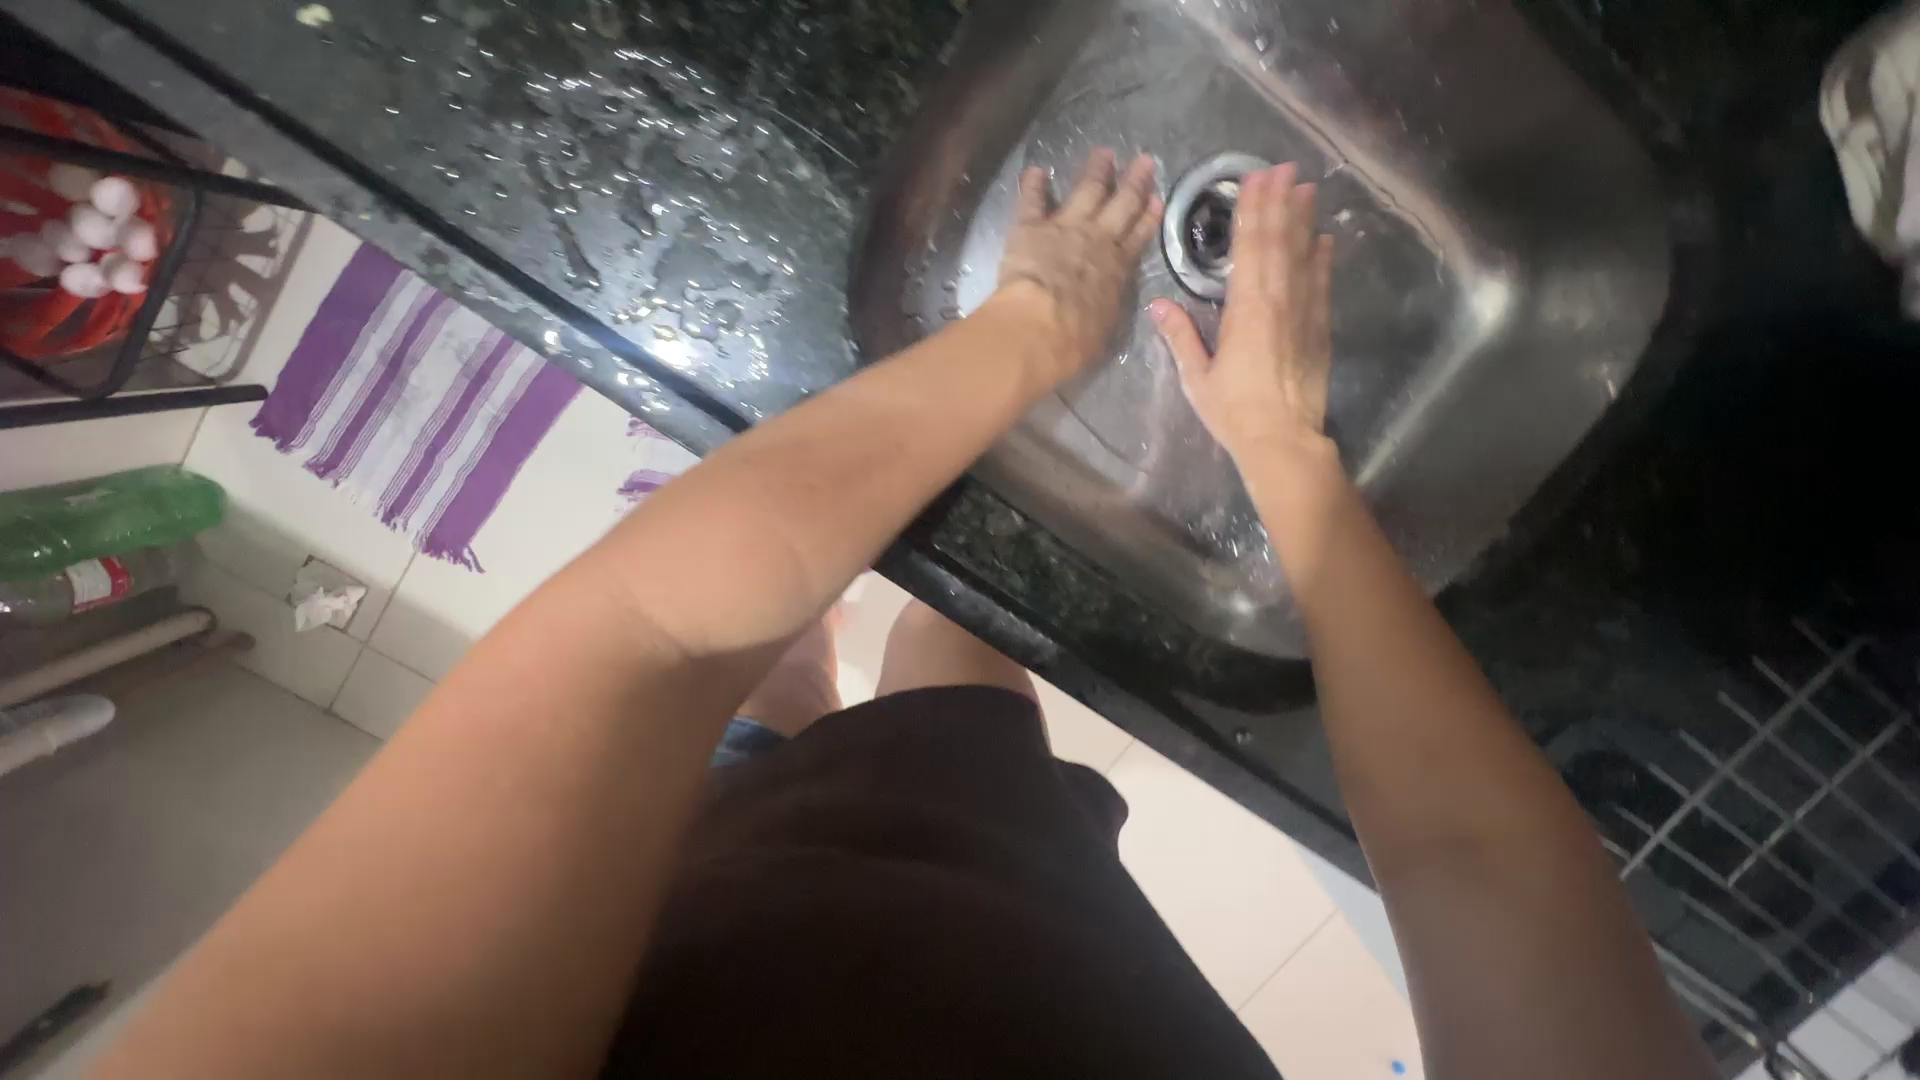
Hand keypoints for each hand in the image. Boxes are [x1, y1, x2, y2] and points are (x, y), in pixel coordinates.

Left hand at [996, 148, 1163, 377]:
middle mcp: (1097, 240)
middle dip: (1134, 182)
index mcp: (1118, 269)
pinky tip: (1035, 172)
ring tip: (1103, 154)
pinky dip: (1033, 185)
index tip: (1157, 199)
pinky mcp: (1031, 227)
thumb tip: (1107, 304)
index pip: (1138, 237)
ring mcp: (1065, 228)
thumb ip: (1108, 308)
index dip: (1148, 217)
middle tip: (1144, 161)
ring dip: (1095, 172)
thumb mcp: (1106, 329)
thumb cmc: (1075, 340)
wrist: (1040, 326)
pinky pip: (1032, 200)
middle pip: (1121, 205)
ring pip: (1086, 191)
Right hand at [1150, 163, 1334, 465]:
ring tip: (1306, 188)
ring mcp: (1304, 314)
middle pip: (1280, 244)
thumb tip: (1158, 304)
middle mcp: (1279, 302)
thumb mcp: (1196, 376)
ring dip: (1304, 222)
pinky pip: (1321, 285)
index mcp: (1246, 311)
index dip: (1253, 213)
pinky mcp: (1319, 330)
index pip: (1249, 250)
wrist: (1282, 439)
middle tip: (1284, 169)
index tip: (1256, 182)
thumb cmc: (1233, 410)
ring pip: (1304, 257)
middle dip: (1280, 205)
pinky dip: (1323, 259)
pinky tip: (1324, 239)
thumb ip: (1180, 336)